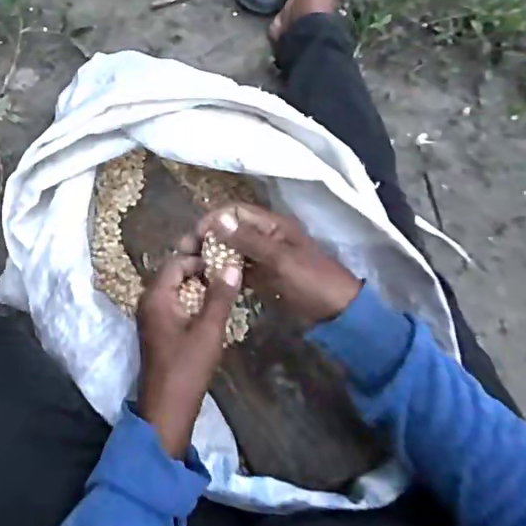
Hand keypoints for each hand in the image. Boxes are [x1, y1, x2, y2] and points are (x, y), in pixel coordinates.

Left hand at [135, 254, 238, 458]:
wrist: (166, 407)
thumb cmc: (187, 367)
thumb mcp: (208, 330)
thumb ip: (220, 296)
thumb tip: (232, 264)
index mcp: (155, 296)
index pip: (175, 262)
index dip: (199, 257)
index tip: (225, 257)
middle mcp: (147, 300)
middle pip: (172, 272)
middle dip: (198, 267)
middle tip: (227, 266)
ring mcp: (150, 315)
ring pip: (173, 288)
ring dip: (196, 283)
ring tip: (224, 282)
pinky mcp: (157, 328)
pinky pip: (172, 302)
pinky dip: (190, 298)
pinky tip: (212, 303)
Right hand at [194, 203, 360, 325]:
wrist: (339, 314)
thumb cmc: (312, 281)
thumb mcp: (280, 260)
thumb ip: (248, 240)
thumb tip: (217, 220)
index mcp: (272, 225)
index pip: (235, 211)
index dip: (214, 219)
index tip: (196, 235)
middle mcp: (265, 236)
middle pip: (229, 229)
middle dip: (207, 237)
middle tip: (186, 252)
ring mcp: (263, 258)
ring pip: (230, 249)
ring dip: (211, 254)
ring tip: (191, 266)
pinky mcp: (263, 277)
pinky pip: (237, 269)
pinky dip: (222, 271)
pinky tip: (207, 280)